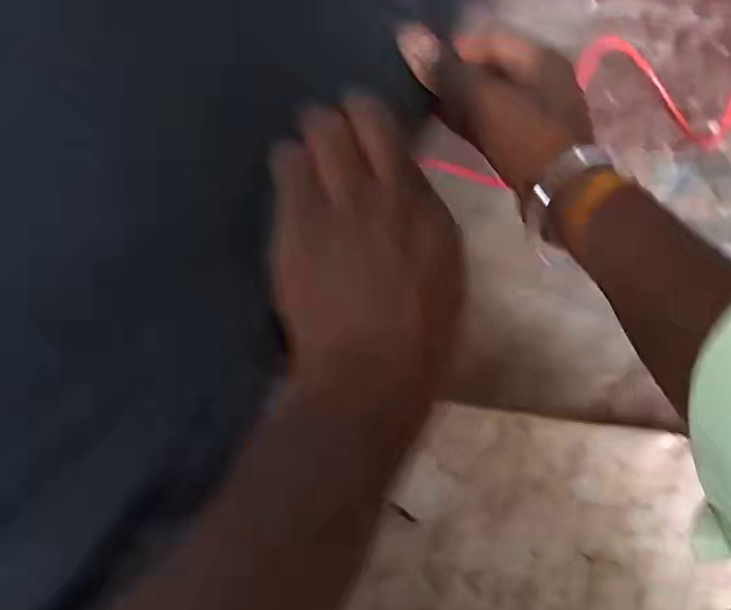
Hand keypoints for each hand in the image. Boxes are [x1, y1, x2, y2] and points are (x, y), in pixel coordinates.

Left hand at [269, 94, 463, 412]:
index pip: (404, 146)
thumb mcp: (444, 285)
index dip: (381, 142)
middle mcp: (393, 197)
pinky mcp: (299, 216)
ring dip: (315, 148)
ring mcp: (343, 202)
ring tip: (314, 180)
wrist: (370, 374)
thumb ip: (424, 236)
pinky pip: (285, 161)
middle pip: (359, 114)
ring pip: (316, 126)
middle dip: (346, 126)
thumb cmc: (420, 347)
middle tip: (340, 154)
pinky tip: (298, 205)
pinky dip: (291, 173)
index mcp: (436, 221)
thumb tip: (404, 208)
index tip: (376, 157)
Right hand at [398, 24, 594, 194]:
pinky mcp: (541, 152)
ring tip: (431, 105)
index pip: (491, 40)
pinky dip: (480, 127)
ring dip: (467, 105)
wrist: (564, 201)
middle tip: (425, 86)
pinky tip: (452, 127)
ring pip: (498, 104)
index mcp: (545, 61)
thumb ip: (447, 72)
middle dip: (460, 80)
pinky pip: (504, 130)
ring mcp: (548, 122)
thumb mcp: (483, 101)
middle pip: (495, 73)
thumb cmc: (527, 141)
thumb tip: (408, 37)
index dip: (455, 49)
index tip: (426, 62)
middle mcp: (551, 86)